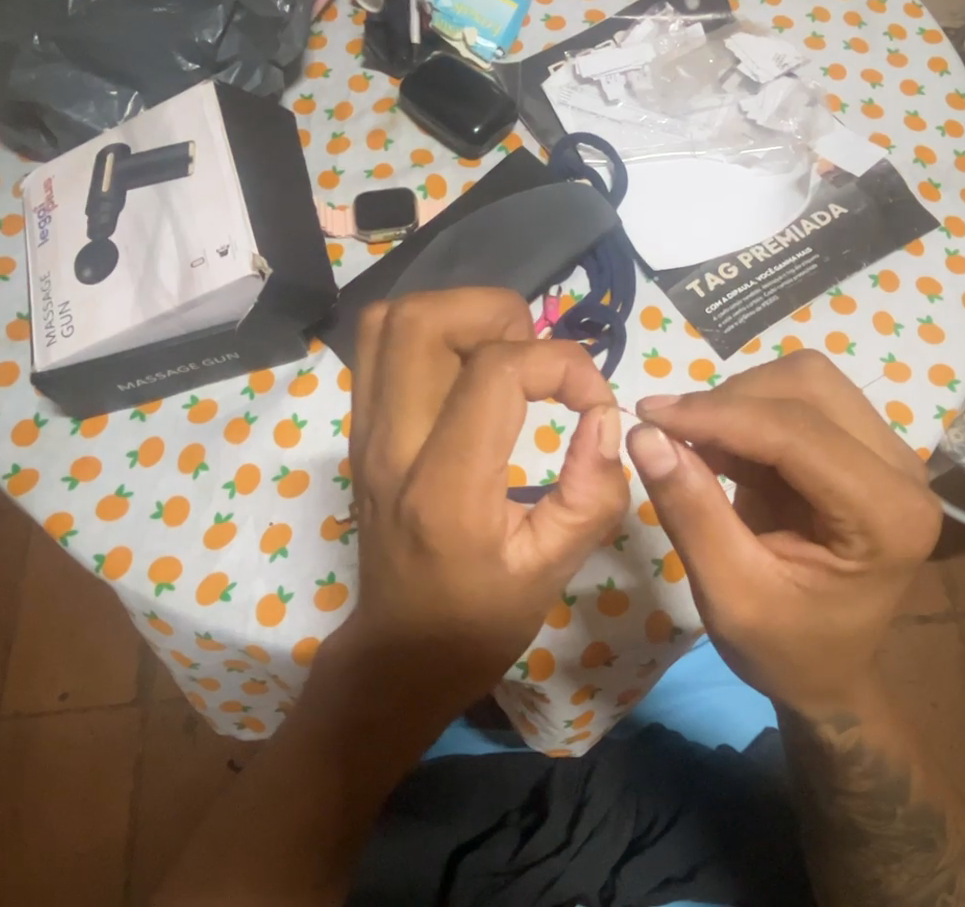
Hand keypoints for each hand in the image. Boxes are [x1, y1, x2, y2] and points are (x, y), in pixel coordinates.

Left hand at [338, 289, 629, 723]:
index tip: (593, 402)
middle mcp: (393, 445)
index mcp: (446, 488)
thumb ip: (591, 491)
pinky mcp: (360, 429)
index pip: (497, 370)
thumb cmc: (479, 619)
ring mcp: (366, 432)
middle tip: (537, 360)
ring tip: (504, 356)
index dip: (562, 365)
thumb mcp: (555, 569)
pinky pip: (381, 344)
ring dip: (460, 316)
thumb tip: (604, 417)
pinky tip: (468, 370)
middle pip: (425, 321)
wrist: (399, 650)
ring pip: (393, 319)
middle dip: (499, 315)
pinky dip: (431, 333)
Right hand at [626, 350, 939, 713]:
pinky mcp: (859, 449)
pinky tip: (715, 452)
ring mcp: (886, 454)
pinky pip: (797, 401)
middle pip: (808, 386)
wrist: (826, 674)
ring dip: (737, 403)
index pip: (797, 433)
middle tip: (671, 437)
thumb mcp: (729, 595)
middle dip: (729, 402)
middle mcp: (902, 471)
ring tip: (694, 448)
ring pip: (804, 381)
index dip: (717, 416)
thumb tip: (644, 434)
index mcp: (887, 517)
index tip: (646, 415)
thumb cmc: (784, 648)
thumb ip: (692, 512)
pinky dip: (745, 415)